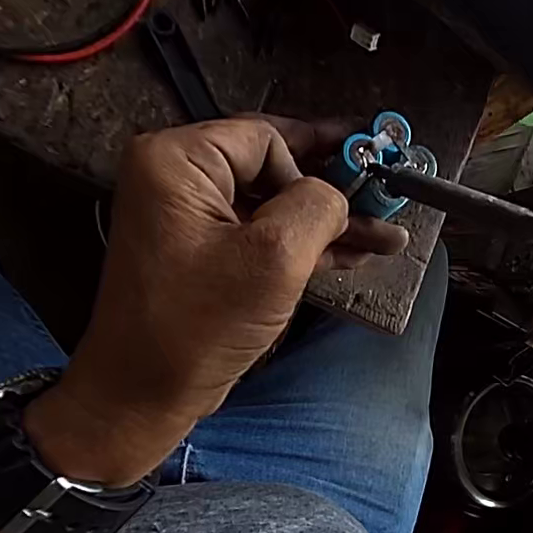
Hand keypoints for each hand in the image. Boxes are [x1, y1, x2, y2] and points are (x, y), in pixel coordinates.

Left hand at [27, 117, 406, 484]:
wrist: (147, 394)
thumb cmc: (199, 325)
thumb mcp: (274, 258)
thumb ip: (317, 207)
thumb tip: (336, 195)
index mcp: (178, 161)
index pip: (267, 138)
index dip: (309, 170)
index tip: (339, 207)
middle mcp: (181, 179)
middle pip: (277, 166)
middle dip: (334, 187)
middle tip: (383, 191)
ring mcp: (196, 219)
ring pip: (280, 204)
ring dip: (332, 221)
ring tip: (385, 234)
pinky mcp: (211, 254)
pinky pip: (269, 234)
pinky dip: (309, 244)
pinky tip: (355, 252)